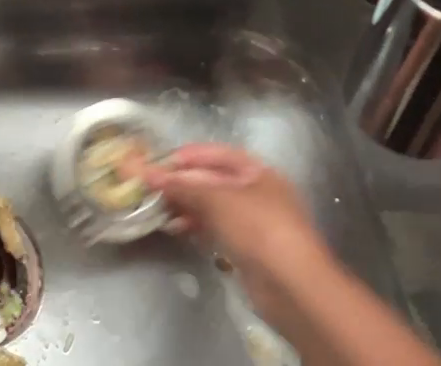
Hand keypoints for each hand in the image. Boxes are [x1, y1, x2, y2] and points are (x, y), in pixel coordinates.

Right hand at [130, 144, 332, 316]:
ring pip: (211, 206)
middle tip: (151, 188)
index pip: (215, 154)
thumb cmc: (258, 229)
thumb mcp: (217, 199)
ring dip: (185, 205)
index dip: (186, 156)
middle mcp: (255, 192)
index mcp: (256, 171)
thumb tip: (146, 172)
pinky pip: (215, 228)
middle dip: (181, 183)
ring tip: (159, 211)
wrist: (294, 287)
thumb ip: (181, 184)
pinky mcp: (247, 248)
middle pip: (210, 180)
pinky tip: (176, 229)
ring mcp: (252, 222)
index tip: (157, 163)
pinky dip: (195, 225)